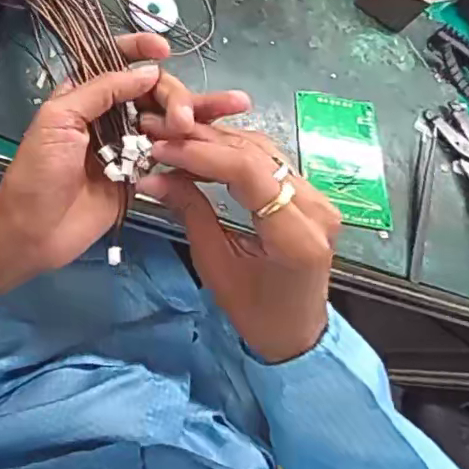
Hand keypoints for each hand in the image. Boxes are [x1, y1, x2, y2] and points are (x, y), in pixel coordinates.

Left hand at [0, 33, 248, 279]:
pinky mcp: (138, 173)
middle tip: (183, 117)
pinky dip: (190, 143)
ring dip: (194, 112)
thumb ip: (101, 91)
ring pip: (164, 119)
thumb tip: (148, 72)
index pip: (113, 61)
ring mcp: (124, 144)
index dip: (138, 50)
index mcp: (82, 95)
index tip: (164, 49)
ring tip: (228, 108)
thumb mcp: (60, 120)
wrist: (33, 230)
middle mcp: (106, 114)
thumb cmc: (38, 172)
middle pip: (149, 91)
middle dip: (172, 95)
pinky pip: (168, 152)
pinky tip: (214, 136)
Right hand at [139, 122, 341, 362]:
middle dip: (201, 141)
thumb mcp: (214, 263)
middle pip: (254, 154)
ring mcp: (317, 198)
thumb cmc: (253, 310)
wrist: (295, 332)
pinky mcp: (309, 194)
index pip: (246, 172)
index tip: (159, 149)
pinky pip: (267, 160)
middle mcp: (315, 208)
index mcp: (295, 236)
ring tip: (173, 140)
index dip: (199, 154)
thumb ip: (189, 210)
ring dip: (214, 140)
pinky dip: (230, 151)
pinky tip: (200, 150)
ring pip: (261, 150)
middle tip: (158, 136)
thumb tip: (151, 176)